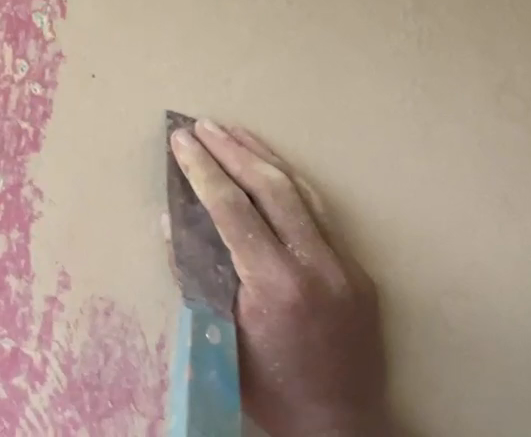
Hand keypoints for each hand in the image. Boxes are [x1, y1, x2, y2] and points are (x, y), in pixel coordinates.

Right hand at [169, 119, 391, 436]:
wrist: (341, 429)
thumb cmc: (267, 387)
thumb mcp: (218, 335)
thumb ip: (193, 274)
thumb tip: (171, 220)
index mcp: (276, 284)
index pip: (231, 207)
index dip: (201, 169)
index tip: (179, 140)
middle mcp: (316, 266)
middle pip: (271, 188)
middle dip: (232, 150)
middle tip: (202, 124)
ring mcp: (345, 266)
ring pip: (303, 192)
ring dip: (263, 158)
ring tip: (233, 132)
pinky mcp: (360, 272)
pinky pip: (321, 215)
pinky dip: (290, 185)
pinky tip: (271, 170)